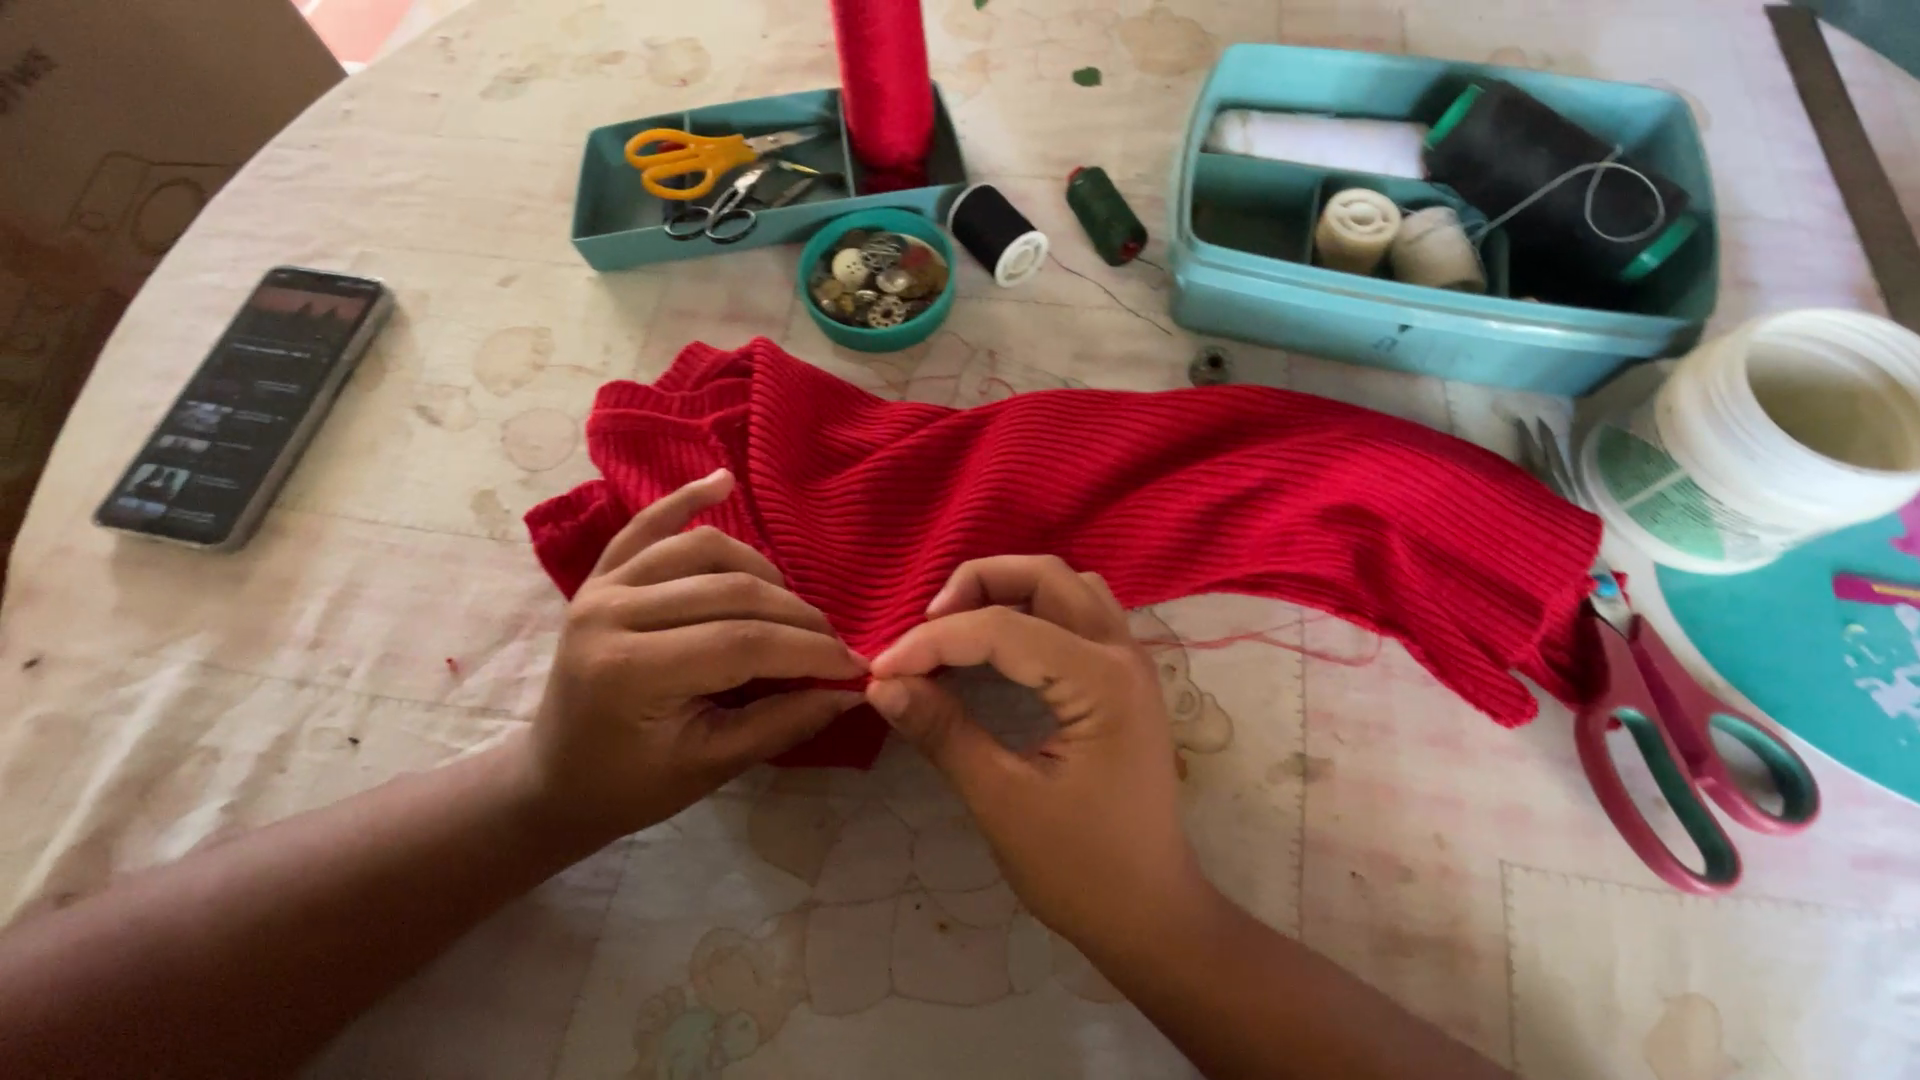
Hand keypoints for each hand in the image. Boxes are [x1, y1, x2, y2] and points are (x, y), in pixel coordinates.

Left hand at [520, 469, 866, 842]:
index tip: (855, 666)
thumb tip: (850, 691)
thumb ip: (783, 722)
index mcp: (631, 669)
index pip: (743, 642)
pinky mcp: (599, 576)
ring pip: (704, 551)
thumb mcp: (711, 766)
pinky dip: (685, 500)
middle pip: (732, 593)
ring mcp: (601, 586)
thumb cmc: (631, 786)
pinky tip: (723, 480)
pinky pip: (647, 525)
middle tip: (835, 645)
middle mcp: (612, 613)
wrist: (555, 780)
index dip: (809, 651)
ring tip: (791, 607)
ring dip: (762, 573)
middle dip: (798, 618)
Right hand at [864, 556, 1211, 945]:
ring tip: (960, 627)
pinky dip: (1035, 610)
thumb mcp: (1002, 802)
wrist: (1150, 913)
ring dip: (1010, 589)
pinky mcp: (1125, 679)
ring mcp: (1131, 663)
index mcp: (1102, 682)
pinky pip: (1080, 613)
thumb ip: (944, 732)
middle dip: (977, 585)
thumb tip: (883, 685)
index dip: (933, 642)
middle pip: (1047, 576)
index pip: (1003, 630)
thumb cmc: (1080, 869)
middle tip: (925, 626)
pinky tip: (1002, 645)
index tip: (881, 671)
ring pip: (1068, 586)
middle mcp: (1124, 655)